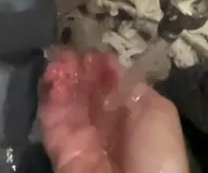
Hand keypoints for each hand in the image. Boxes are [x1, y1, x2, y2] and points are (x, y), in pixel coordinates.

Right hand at [39, 49, 186, 172]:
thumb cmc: (155, 153)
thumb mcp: (158, 112)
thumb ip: (133, 85)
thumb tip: (110, 65)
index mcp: (127, 113)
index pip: (107, 82)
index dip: (98, 65)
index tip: (93, 54)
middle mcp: (102, 123)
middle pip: (84, 87)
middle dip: (76, 67)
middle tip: (71, 54)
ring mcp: (80, 135)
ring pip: (65, 98)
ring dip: (60, 76)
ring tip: (60, 64)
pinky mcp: (61, 149)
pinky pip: (50, 119)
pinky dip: (49, 97)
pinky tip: (54, 80)